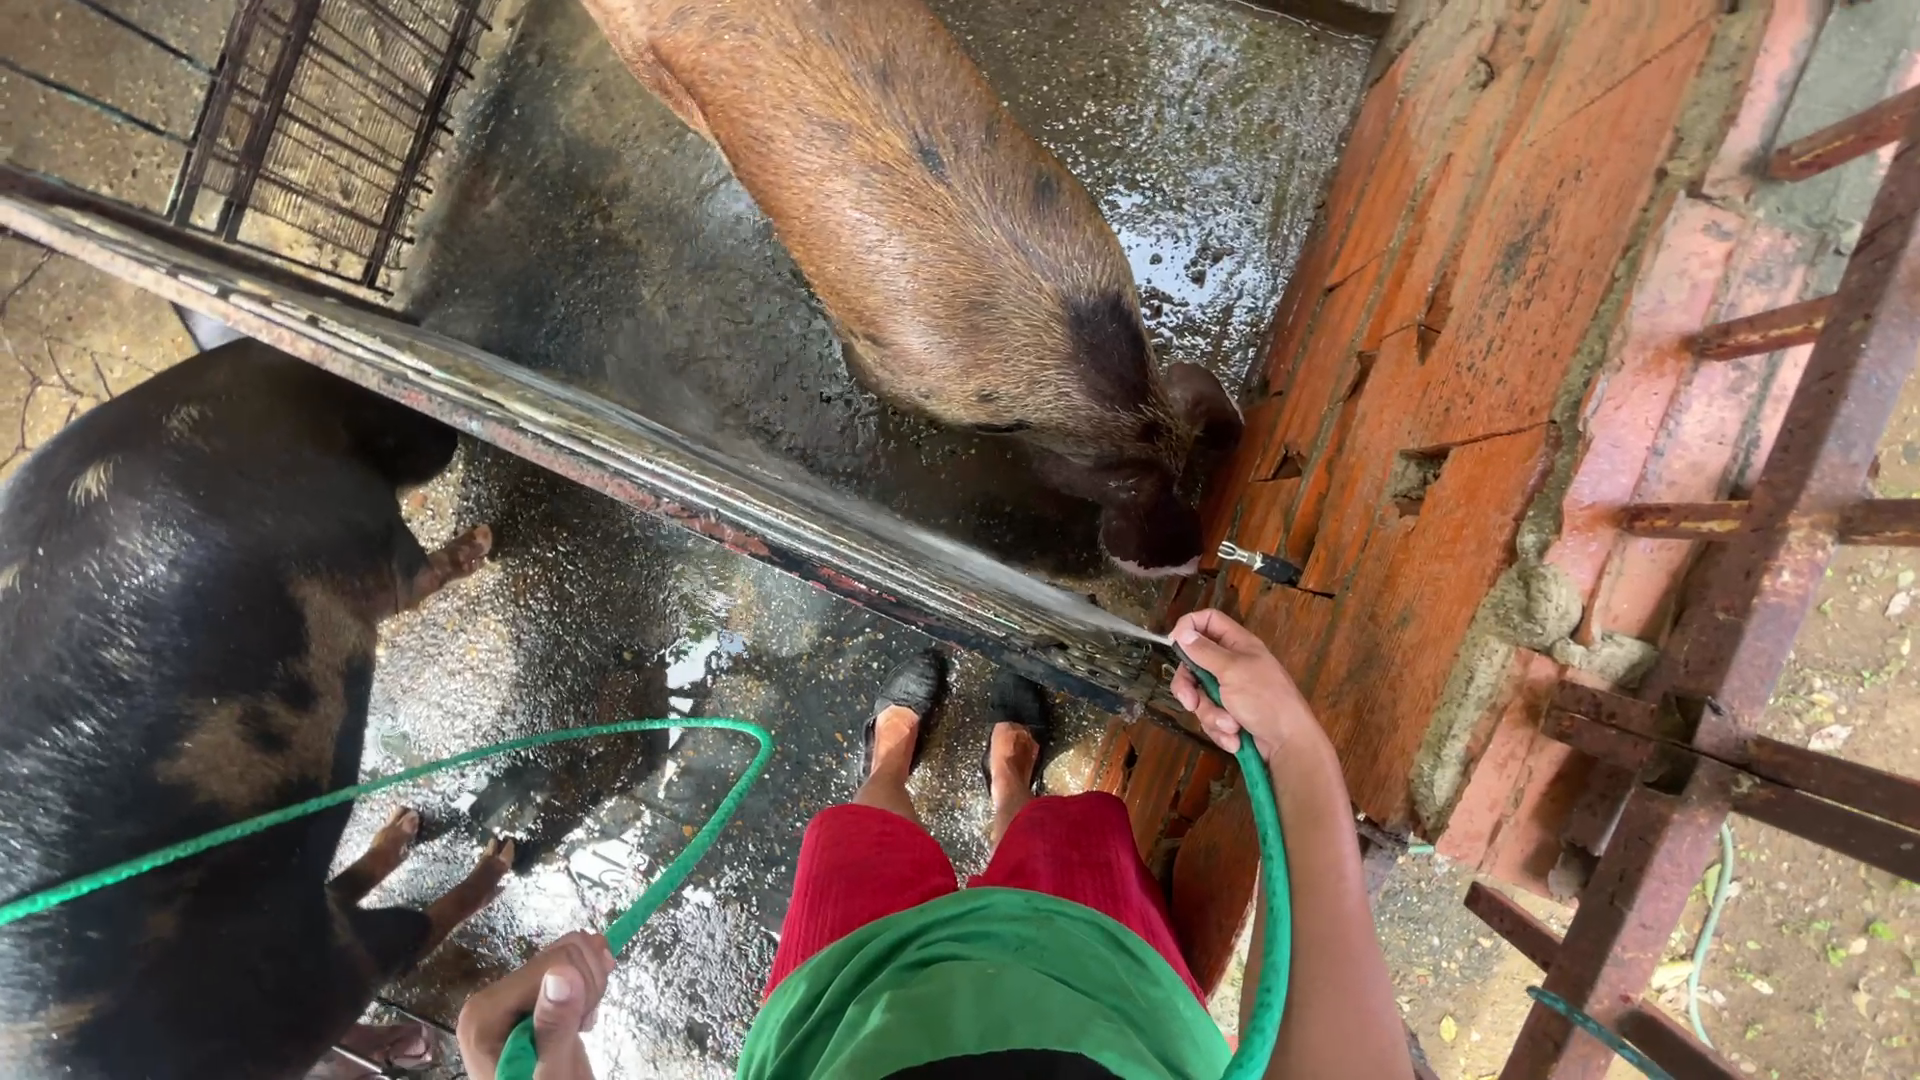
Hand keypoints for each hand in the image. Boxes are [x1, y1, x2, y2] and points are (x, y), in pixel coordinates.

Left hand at [456, 930, 613, 1079]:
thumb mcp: (552, 1077)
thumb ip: (554, 1029)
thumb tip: (562, 973)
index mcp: (485, 1011)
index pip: (553, 963)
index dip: (580, 988)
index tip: (582, 1026)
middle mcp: (494, 995)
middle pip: (564, 951)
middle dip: (588, 984)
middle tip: (581, 1026)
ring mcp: (513, 991)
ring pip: (574, 949)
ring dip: (591, 983)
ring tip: (580, 1023)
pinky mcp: (534, 990)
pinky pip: (574, 957)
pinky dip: (590, 978)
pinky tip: (582, 1010)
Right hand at [1169, 609, 1325, 762]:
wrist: (1288, 744)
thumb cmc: (1266, 700)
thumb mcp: (1232, 671)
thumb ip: (1205, 651)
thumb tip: (1183, 632)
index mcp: (1237, 645)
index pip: (1208, 621)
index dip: (1189, 626)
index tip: (1174, 643)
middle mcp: (1231, 664)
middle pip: (1194, 663)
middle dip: (1190, 687)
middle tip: (1190, 701)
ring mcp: (1229, 690)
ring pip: (1199, 694)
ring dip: (1211, 714)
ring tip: (1230, 725)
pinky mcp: (1228, 713)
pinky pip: (1209, 715)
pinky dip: (1219, 728)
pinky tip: (1235, 736)